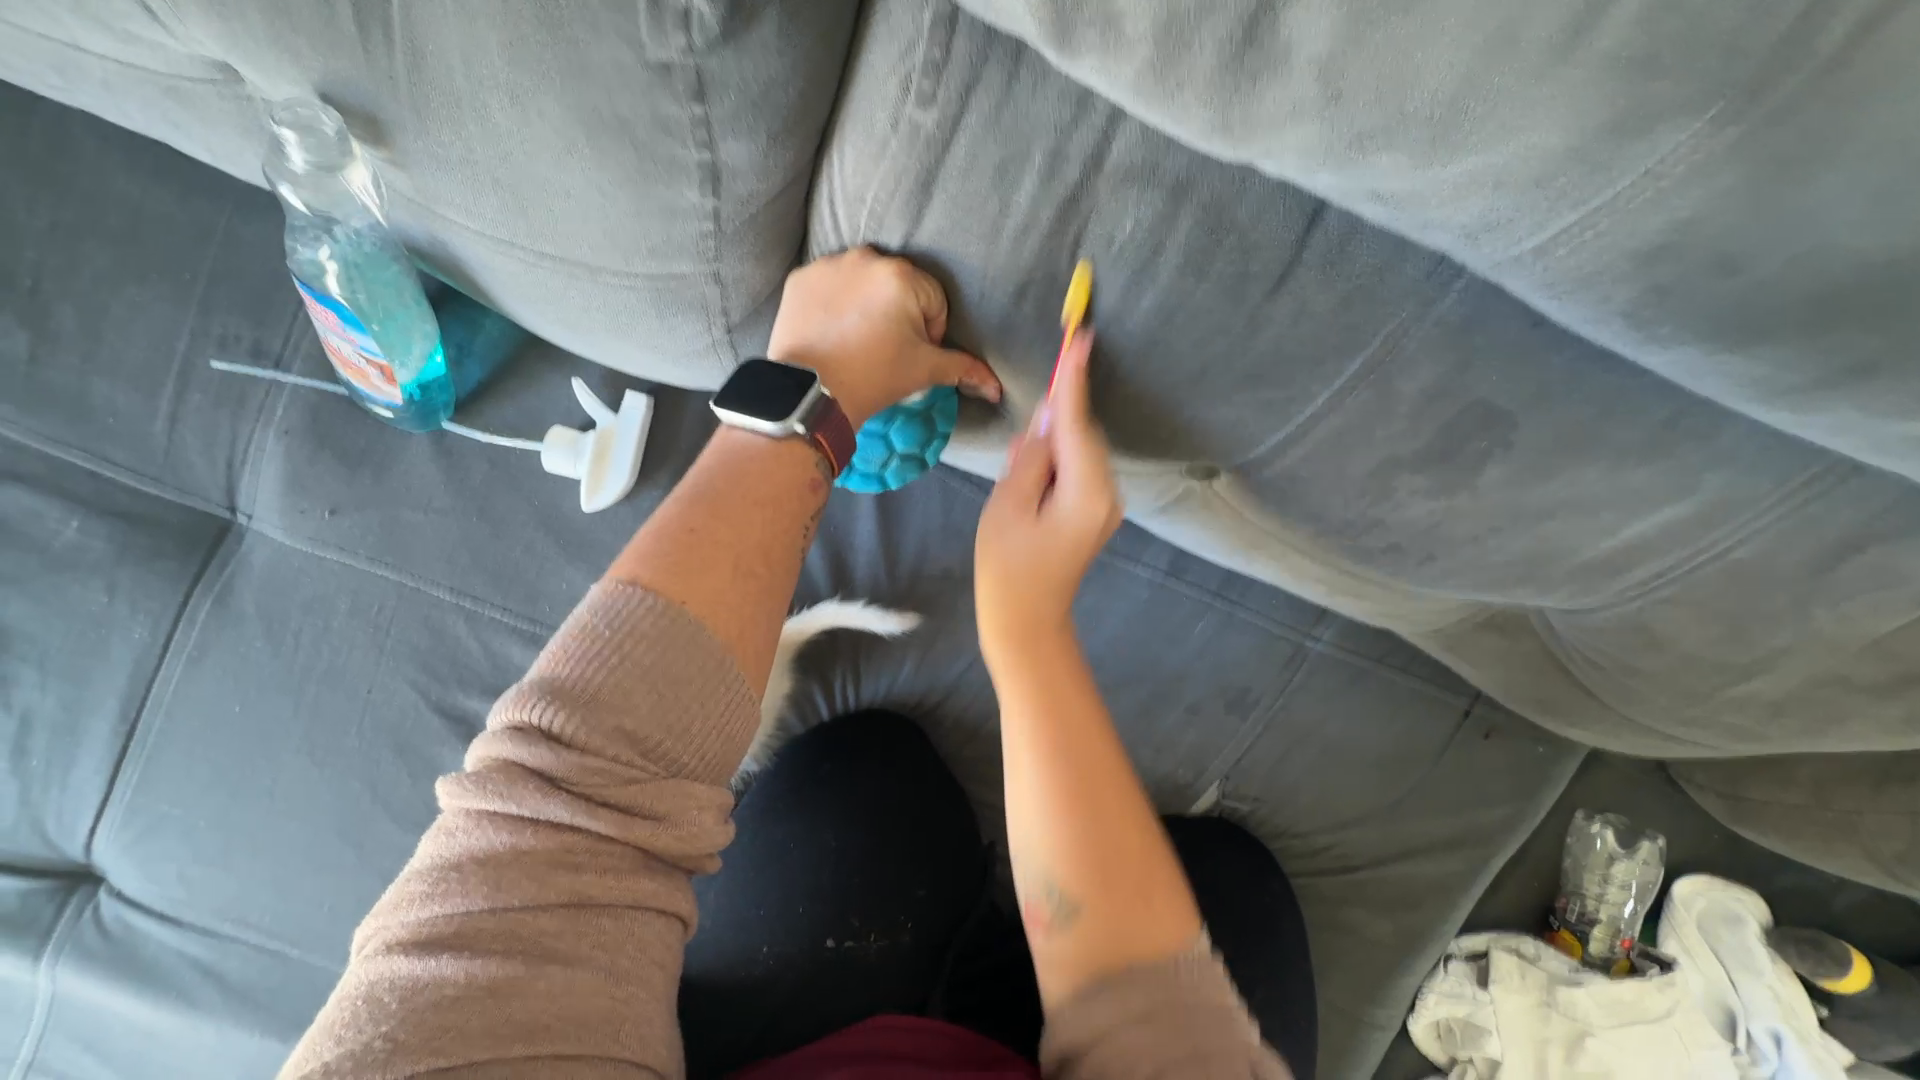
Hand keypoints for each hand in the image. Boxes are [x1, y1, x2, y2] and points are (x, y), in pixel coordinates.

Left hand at [766, 247, 1001, 426]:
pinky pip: (829, 285)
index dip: (927, 333)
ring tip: (856, 342)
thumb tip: (996, 388)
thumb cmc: (874, 378)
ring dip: (865, 306)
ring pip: (862, 283)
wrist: (811, 394)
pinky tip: (830, 333)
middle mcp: (866, 258)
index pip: (933, 300)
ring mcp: (829, 265)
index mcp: (903, 276)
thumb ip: (964, 369)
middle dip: (897, 315)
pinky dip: (833, 304)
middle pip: (897, 286)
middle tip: (883, 350)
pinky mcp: (800, 277)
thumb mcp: (924, 372)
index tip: (909, 356)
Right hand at [975, 330, 1120, 659]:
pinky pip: (1077, 470)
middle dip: (1056, 417)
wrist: (1026, 620)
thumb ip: (1031, 455)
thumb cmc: (1007, 566)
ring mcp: (1106, 505)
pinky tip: (1032, 474)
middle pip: (1081, 435)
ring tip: (1021, 471)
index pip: (1077, 422)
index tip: (1082, 337)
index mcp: (1086, 491)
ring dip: (1053, 443)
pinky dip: (1057, 461)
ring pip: (1078, 452)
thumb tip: (1048, 418)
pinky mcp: (1096, 512)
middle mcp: (1108, 494)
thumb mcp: (1007, 503)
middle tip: (1031, 418)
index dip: (1074, 379)